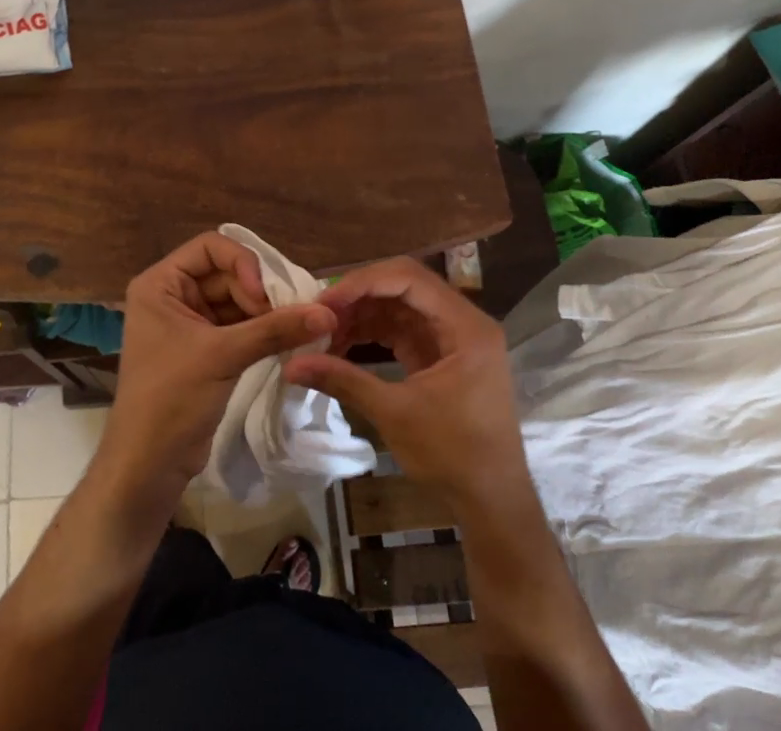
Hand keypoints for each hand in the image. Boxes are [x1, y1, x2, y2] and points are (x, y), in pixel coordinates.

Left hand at [98, 232, 334, 490]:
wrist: (149, 461)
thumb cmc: (172, 398)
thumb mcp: (222, 357)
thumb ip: (275, 330)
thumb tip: (328, 313)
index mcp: (160, 285)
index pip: (209, 247)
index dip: (243, 263)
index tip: (264, 298)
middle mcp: (172, 298)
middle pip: (227, 274)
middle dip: (259, 292)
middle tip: (289, 318)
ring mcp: (188, 326)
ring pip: (237, 302)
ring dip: (265, 314)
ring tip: (295, 331)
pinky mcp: (205, 352)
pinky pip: (238, 328)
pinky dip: (262, 333)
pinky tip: (287, 343)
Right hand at [283, 257, 526, 508]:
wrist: (491, 500)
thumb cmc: (453, 454)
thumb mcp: (394, 413)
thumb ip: (343, 380)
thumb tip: (289, 365)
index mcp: (466, 327)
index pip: (409, 279)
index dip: (362, 283)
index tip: (323, 302)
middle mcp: (464, 323)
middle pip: (404, 288)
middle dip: (358, 298)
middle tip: (317, 314)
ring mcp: (454, 341)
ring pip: (400, 309)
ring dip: (361, 316)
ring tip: (322, 334)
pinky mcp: (442, 358)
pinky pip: (403, 331)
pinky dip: (372, 335)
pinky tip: (340, 345)